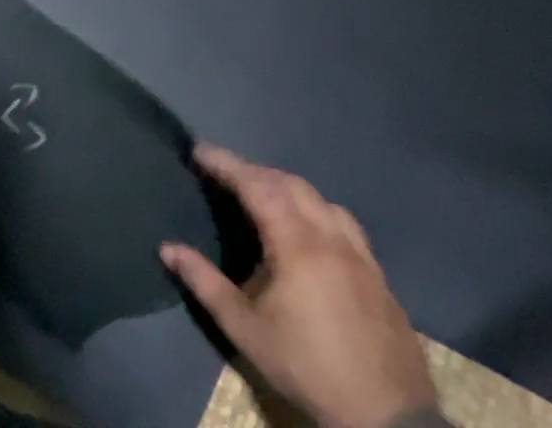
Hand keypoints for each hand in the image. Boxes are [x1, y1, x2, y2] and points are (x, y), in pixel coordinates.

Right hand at [162, 145, 437, 427]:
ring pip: (326, 203)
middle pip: (295, 187)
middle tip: (224, 172)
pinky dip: (318, 212)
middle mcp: (334, 243)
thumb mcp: (242, 325)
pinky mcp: (380, 279)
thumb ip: (203, 280)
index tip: (199, 151)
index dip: (228, 164)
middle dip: (257, 171)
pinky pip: (346, 227)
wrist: (384, 415)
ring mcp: (363, 260)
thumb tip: (167, 248)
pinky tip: (306, 232)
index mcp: (298, 248)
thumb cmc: (304, 363)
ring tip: (264, 196)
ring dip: (290, 189)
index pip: (259, 187)